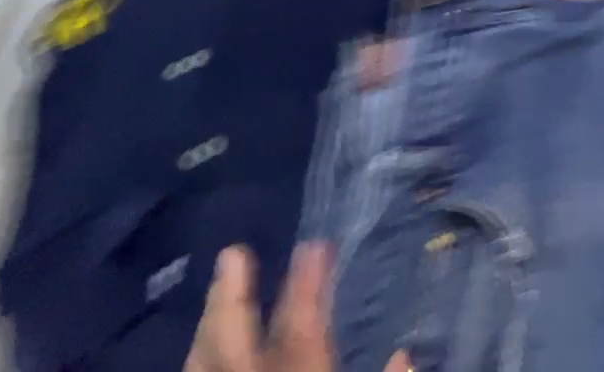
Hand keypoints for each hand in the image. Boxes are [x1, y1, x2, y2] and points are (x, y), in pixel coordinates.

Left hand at [184, 241, 407, 371]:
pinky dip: (199, 361)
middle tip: (233, 253)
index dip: (307, 287)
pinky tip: (202, 350)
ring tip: (218, 291)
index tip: (314, 244)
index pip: (301, 331)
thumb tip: (404, 354)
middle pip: (232, 346)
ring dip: (209, 327)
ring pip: (203, 365)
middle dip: (231, 300)